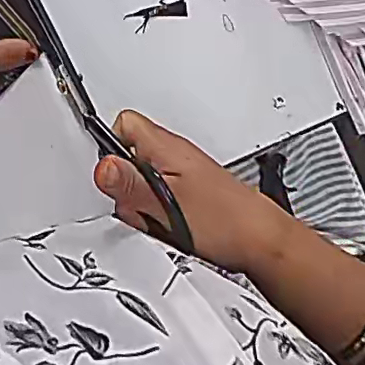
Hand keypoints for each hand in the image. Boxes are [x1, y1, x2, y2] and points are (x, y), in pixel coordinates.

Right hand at [92, 110, 305, 274]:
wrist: (263, 240)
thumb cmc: (225, 220)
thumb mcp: (166, 206)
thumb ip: (130, 185)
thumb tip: (101, 167)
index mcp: (166, 146)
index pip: (123, 124)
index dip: (109, 147)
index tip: (108, 174)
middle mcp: (174, 154)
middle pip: (128, 155)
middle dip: (125, 184)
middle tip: (138, 205)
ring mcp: (183, 172)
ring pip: (143, 179)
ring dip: (142, 202)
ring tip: (160, 220)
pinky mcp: (191, 191)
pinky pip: (160, 195)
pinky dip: (158, 212)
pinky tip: (171, 227)